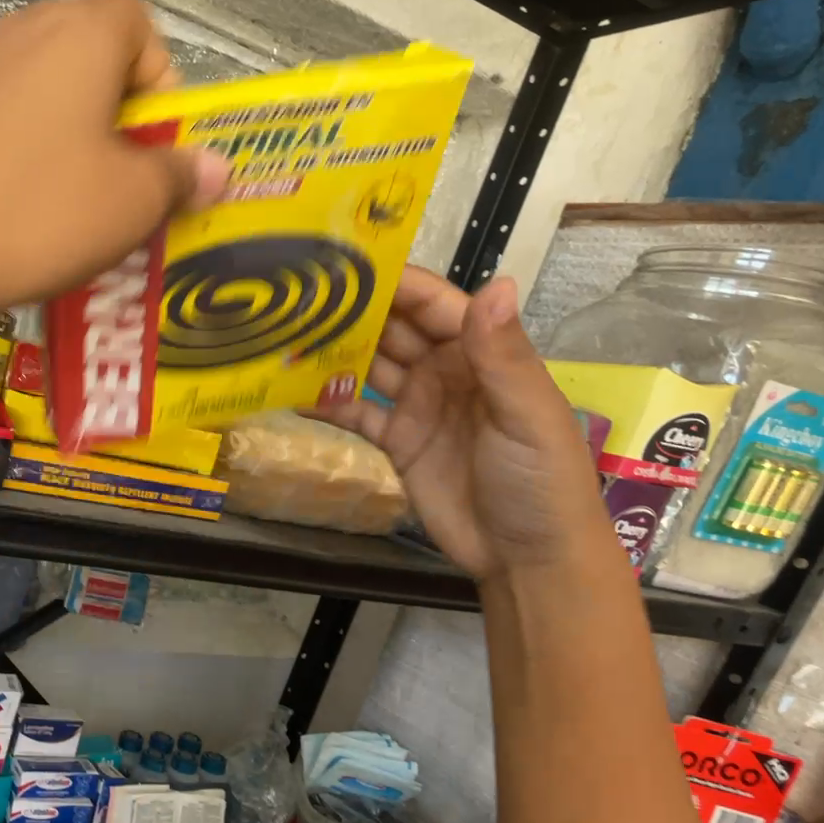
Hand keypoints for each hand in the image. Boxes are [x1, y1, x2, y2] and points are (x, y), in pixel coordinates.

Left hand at [0, 0, 228, 315]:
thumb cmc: (37, 213)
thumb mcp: (130, 203)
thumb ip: (178, 177)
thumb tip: (214, 168)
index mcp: (82, 33)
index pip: (141, 28)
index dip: (160, 88)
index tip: (156, 151)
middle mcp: (23, 34)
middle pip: (92, 65)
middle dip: (117, 126)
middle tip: (121, 192)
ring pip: (45, 104)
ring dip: (69, 151)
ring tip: (71, 217)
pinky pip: (1, 131)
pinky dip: (21, 165)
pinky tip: (18, 220)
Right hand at [316, 269, 615, 581]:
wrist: (525, 556)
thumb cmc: (540, 479)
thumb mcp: (527, 414)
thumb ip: (503, 354)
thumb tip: (495, 283)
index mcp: (481, 354)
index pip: (434, 305)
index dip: (396, 284)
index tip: (346, 267)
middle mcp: (445, 371)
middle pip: (393, 331)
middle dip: (353, 313)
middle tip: (297, 299)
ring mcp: (417, 406)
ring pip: (369, 367)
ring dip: (333, 353)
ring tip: (283, 338)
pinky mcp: (395, 442)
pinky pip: (356, 414)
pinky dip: (327, 403)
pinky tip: (290, 393)